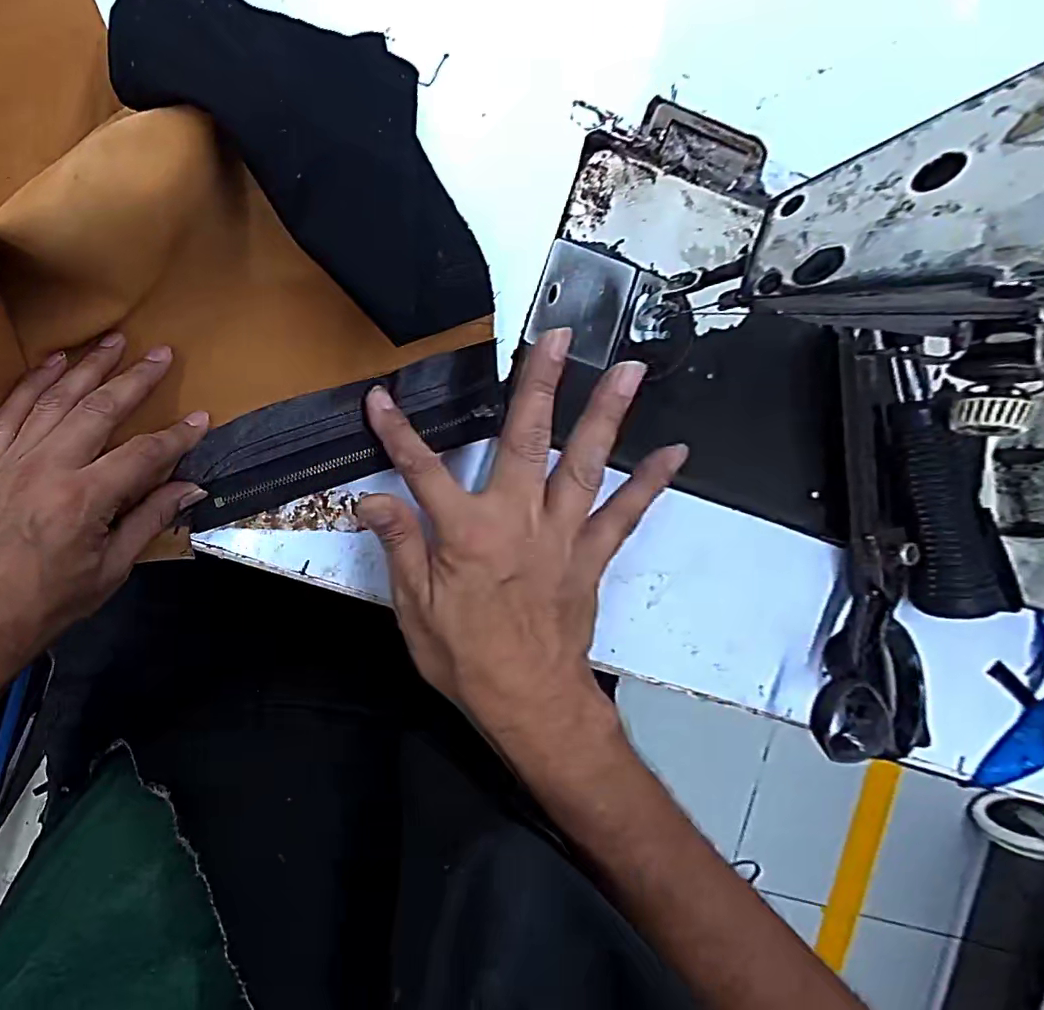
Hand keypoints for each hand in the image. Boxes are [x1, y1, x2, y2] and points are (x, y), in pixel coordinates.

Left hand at [0, 334, 208, 693]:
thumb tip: (191, 488)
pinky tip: (55, 360)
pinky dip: (34, 381)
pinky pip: (13, 409)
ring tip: (115, 340)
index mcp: (83, 500)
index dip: (176, 436)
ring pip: (57, 398)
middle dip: (135, 379)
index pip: (142, 454)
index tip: (200, 419)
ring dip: (89, 366)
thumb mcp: (111, 569)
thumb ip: (150, 519)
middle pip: (100, 410)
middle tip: (162, 354)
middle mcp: (48, 468)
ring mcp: (14, 460)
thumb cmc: (50, 603)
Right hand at [356, 328, 686, 746]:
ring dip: (606, 415)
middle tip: (558, 338)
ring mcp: (561, 538)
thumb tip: (371, 501)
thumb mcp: (413, 607)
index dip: (397, 433)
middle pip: (527, 442)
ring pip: (584, 464)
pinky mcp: (589, 558)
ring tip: (630, 370)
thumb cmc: (464, 657)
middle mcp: (518, 523)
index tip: (381, 399)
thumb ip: (399, 545)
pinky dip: (648, 484)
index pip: (422, 471)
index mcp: (465, 534)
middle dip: (539, 386)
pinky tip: (672, 453)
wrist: (530, 704)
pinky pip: (623, 515)